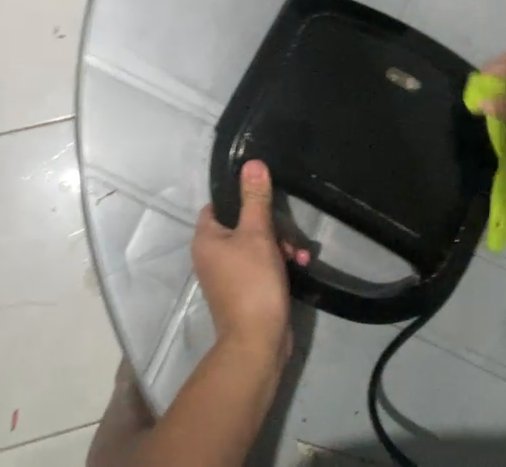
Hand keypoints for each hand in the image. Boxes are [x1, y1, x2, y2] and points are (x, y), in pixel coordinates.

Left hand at [192, 161, 299, 366]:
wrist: (258, 342)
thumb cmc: (252, 282)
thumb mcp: (257, 234)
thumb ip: (255, 198)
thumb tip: (251, 163)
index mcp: (205, 238)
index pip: (219, 204)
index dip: (240, 197)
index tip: (265, 197)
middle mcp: (211, 255)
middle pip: (242, 224)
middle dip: (272, 227)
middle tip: (288, 236)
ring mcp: (227, 275)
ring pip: (256, 245)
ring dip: (280, 245)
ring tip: (298, 255)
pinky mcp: (245, 290)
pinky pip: (261, 265)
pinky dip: (278, 263)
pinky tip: (300, 267)